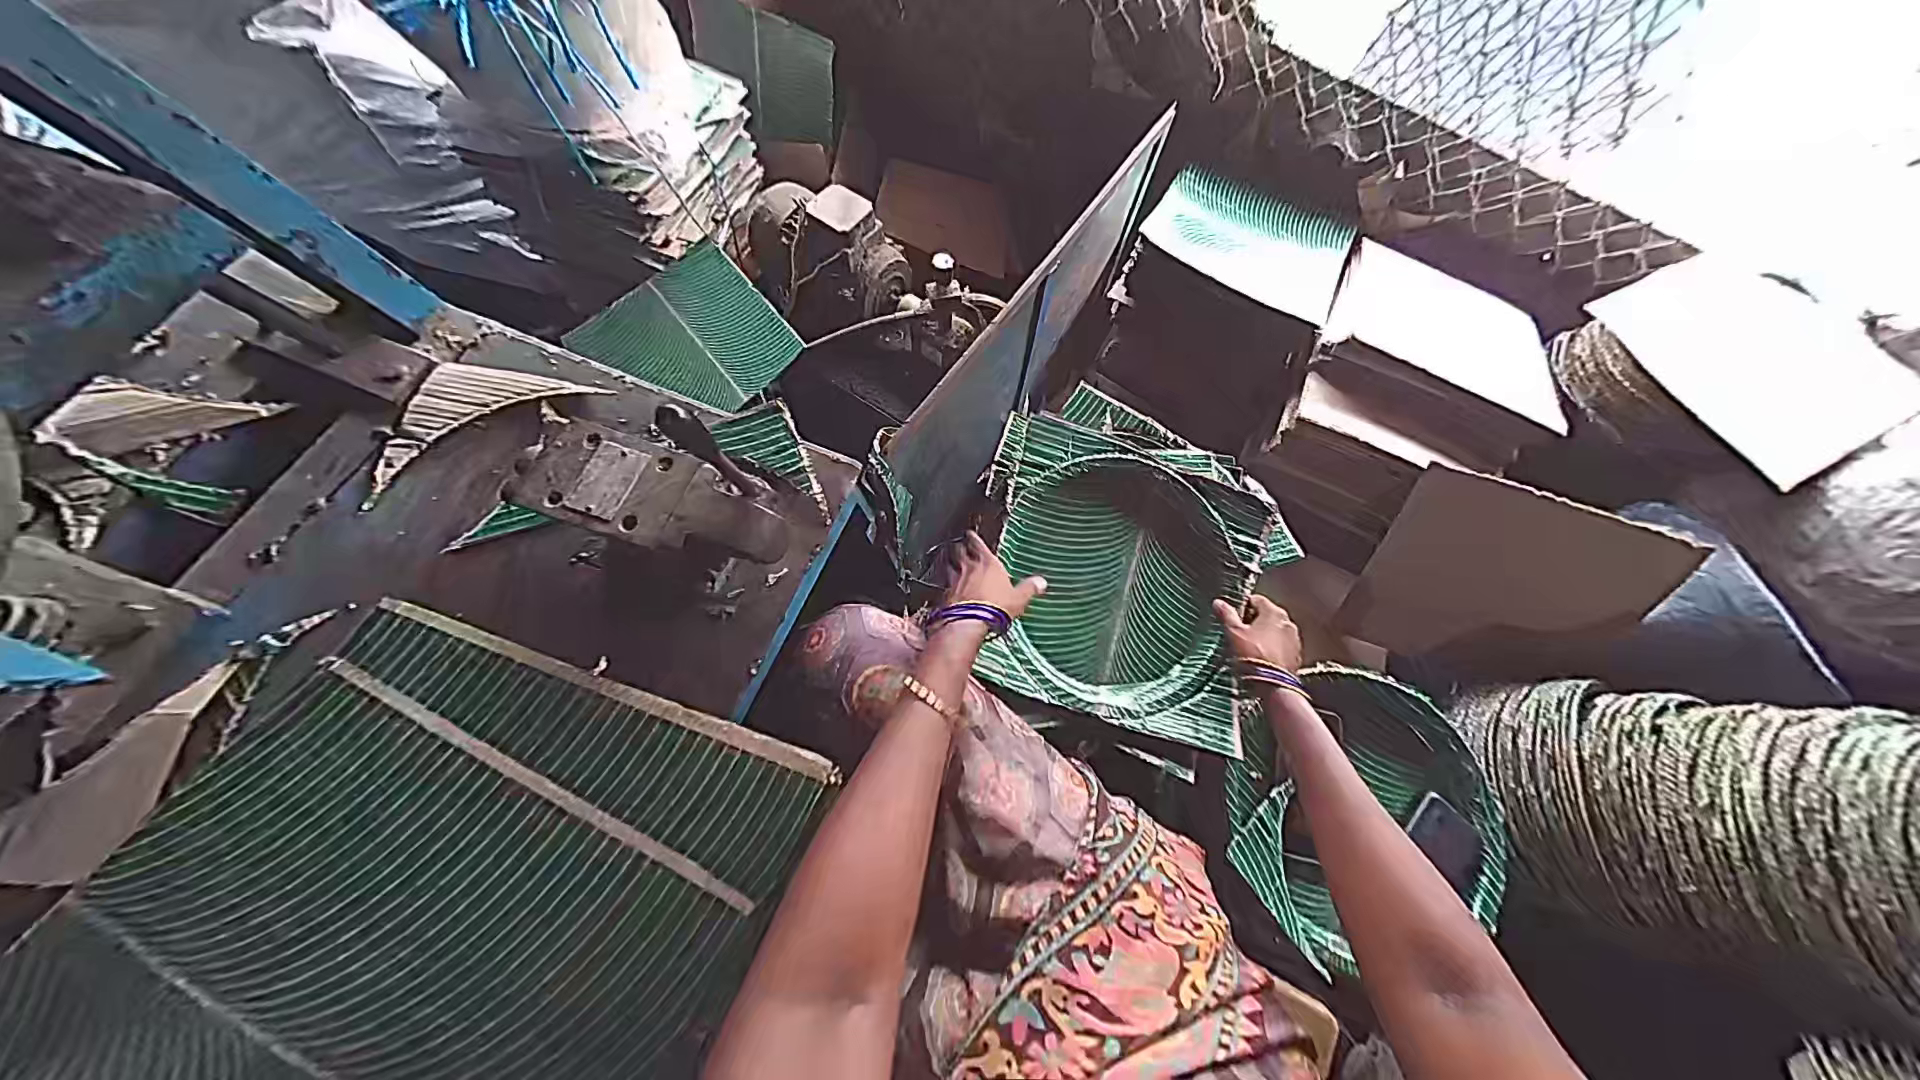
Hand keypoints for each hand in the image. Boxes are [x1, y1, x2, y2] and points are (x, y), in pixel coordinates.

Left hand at [946, 531, 1047, 617]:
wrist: (969, 622)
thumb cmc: (995, 606)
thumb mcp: (1019, 598)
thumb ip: (1029, 588)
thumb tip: (1041, 582)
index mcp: (988, 563)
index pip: (978, 544)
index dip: (973, 538)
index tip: (970, 534)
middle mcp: (969, 568)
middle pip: (960, 552)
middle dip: (960, 548)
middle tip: (960, 546)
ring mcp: (955, 581)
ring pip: (950, 566)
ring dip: (950, 564)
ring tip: (951, 565)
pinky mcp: (946, 595)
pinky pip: (945, 586)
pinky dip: (947, 586)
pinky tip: (948, 590)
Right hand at [1213, 594, 1302, 672]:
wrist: (1272, 685)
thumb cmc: (1253, 656)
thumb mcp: (1234, 633)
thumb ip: (1227, 615)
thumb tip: (1219, 603)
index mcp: (1273, 612)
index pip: (1256, 600)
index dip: (1243, 606)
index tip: (1233, 615)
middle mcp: (1287, 623)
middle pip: (1267, 615)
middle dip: (1253, 621)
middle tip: (1238, 632)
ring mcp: (1294, 639)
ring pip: (1275, 631)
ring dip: (1264, 635)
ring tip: (1249, 647)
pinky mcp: (1296, 655)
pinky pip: (1281, 646)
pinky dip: (1272, 648)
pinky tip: (1260, 657)